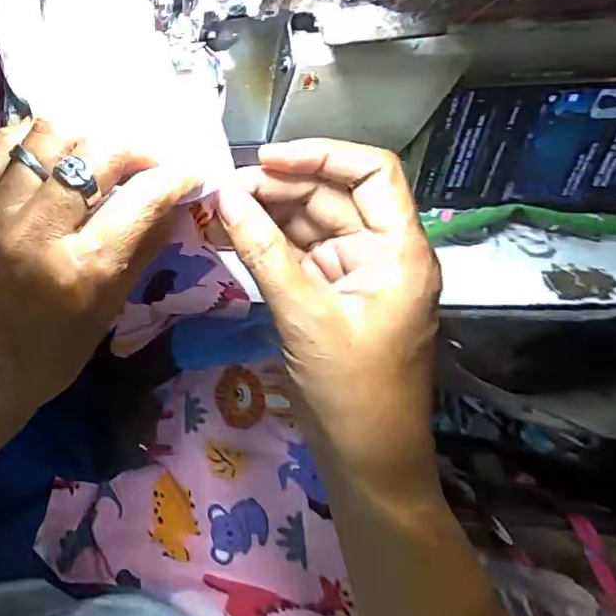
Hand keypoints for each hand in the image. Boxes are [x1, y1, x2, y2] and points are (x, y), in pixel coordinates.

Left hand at [0, 118, 196, 447]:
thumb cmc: (54, 349)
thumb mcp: (111, 305)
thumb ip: (145, 243)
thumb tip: (175, 194)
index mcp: (79, 268)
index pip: (140, 197)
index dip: (175, 176)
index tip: (187, 172)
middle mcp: (34, 230)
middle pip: (95, 153)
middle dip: (134, 147)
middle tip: (144, 160)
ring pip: (47, 135)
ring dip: (84, 135)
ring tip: (96, 151)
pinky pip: (3, 143)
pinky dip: (33, 137)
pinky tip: (51, 150)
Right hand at [214, 139, 440, 476]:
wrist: (364, 460)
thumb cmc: (352, 390)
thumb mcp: (305, 315)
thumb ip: (262, 252)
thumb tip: (224, 197)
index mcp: (398, 250)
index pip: (372, 174)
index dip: (321, 155)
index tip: (265, 160)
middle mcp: (378, 252)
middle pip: (329, 195)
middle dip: (276, 187)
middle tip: (222, 192)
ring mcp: (349, 272)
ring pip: (305, 221)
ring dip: (262, 212)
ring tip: (216, 209)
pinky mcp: (324, 292)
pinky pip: (291, 252)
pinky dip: (260, 241)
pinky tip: (226, 234)